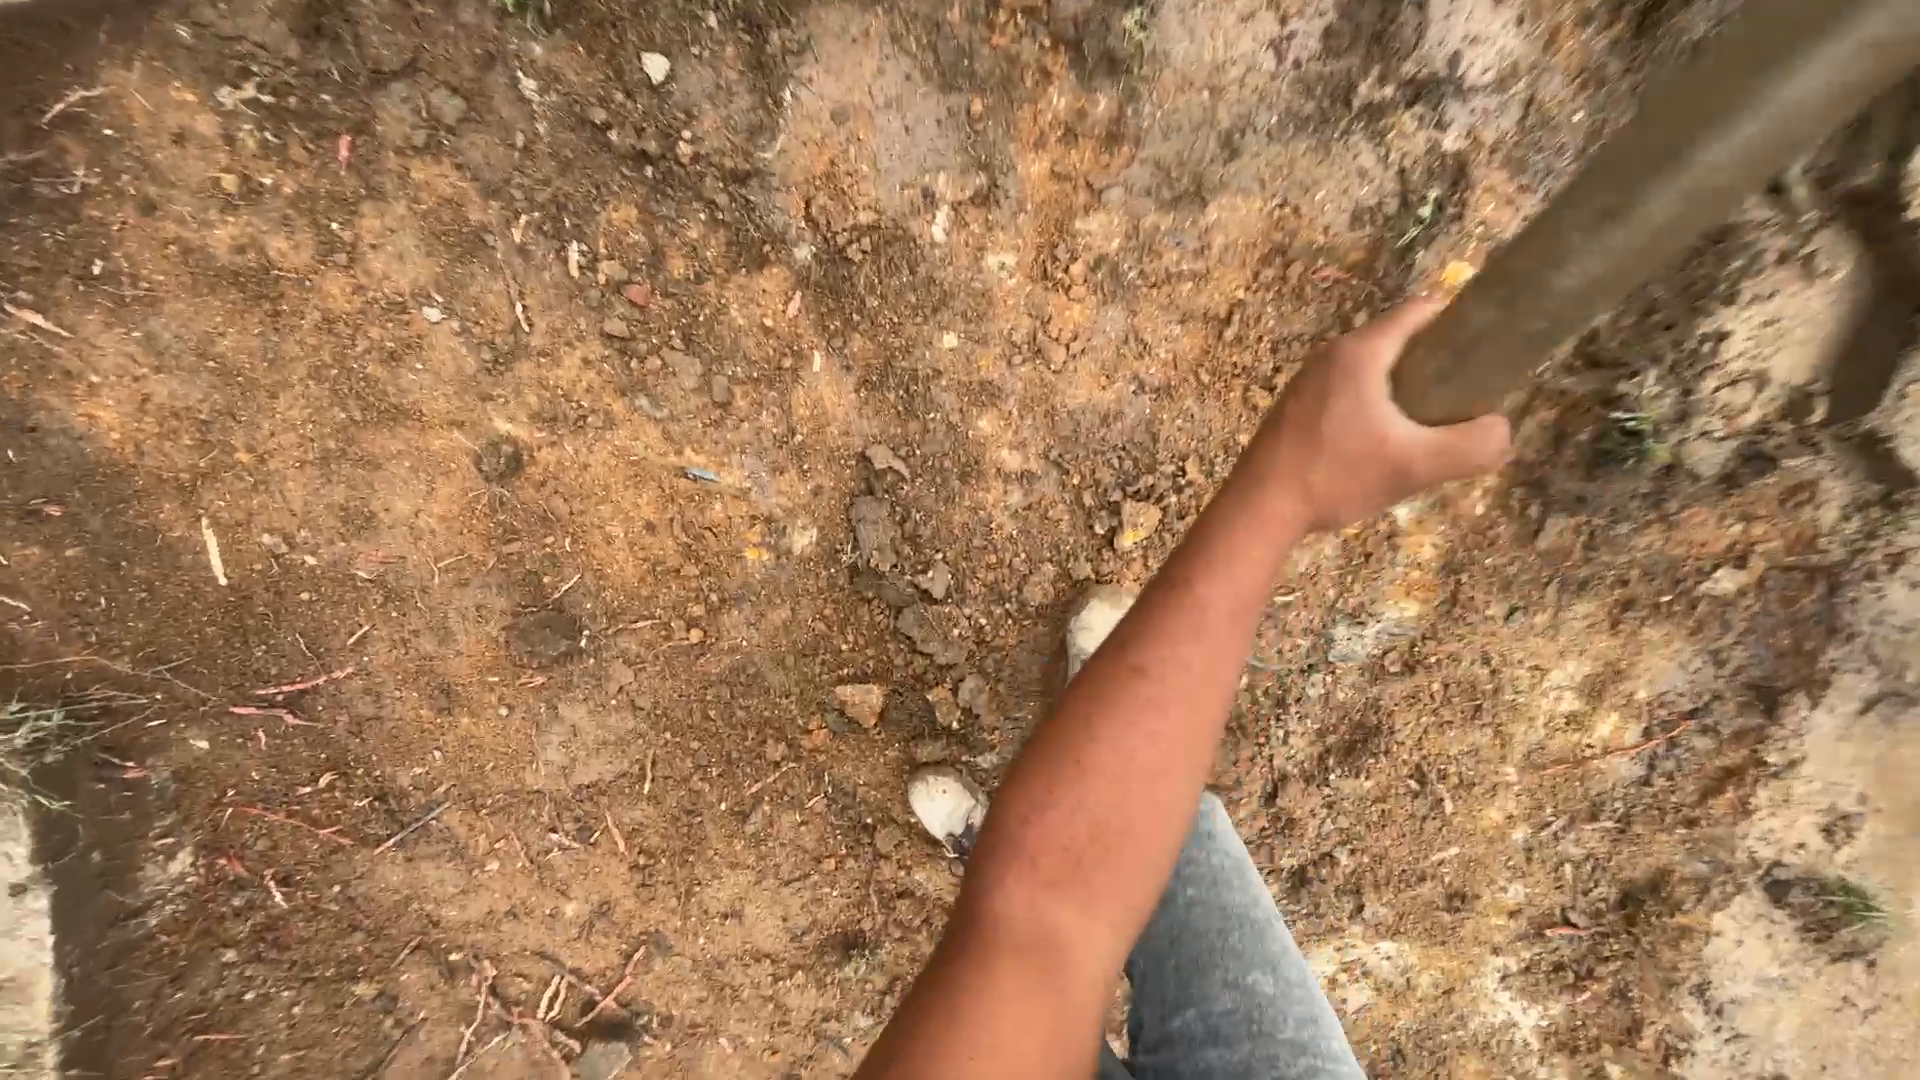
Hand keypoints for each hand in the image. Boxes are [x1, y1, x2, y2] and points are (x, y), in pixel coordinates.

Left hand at [1240, 296, 1511, 533]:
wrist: (1258, 509)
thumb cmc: (1334, 478)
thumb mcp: (1416, 466)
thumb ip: (1473, 446)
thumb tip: (1501, 431)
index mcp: (1358, 353)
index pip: (1421, 311)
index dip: (1461, 321)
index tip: (1490, 350)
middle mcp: (1327, 357)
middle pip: (1396, 342)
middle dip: (1434, 363)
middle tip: (1462, 399)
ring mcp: (1304, 383)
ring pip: (1368, 371)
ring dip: (1400, 390)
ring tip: (1424, 427)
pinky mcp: (1291, 410)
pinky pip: (1344, 393)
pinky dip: (1370, 406)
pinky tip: (1378, 445)